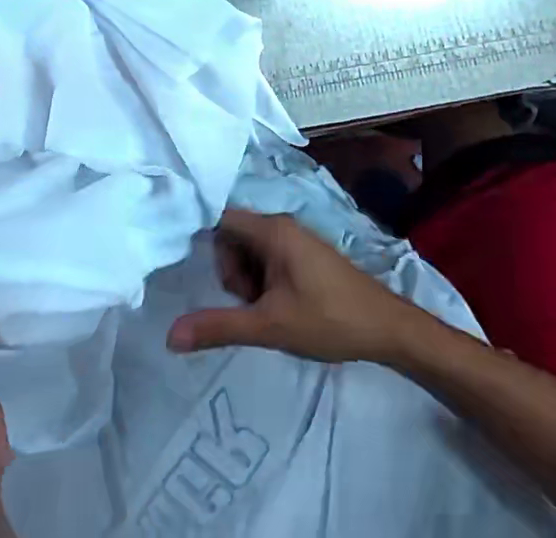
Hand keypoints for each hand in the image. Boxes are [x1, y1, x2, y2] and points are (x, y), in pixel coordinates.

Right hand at [166, 209, 440, 364]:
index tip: (192, 270)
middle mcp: (282, 226)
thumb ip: (218, 326)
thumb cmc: (328, 319)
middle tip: (251, 303)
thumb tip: (169, 335)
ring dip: (247, 282)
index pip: (221, 219)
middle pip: (233, 238)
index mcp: (273, 230)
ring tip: (269, 310)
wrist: (385, 328)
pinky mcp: (304, 257)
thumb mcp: (268, 326)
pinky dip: (264, 284)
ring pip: (250, 253)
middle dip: (231, 273)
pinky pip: (268, 261)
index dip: (204, 241)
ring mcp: (296, 241)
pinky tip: (279, 308)